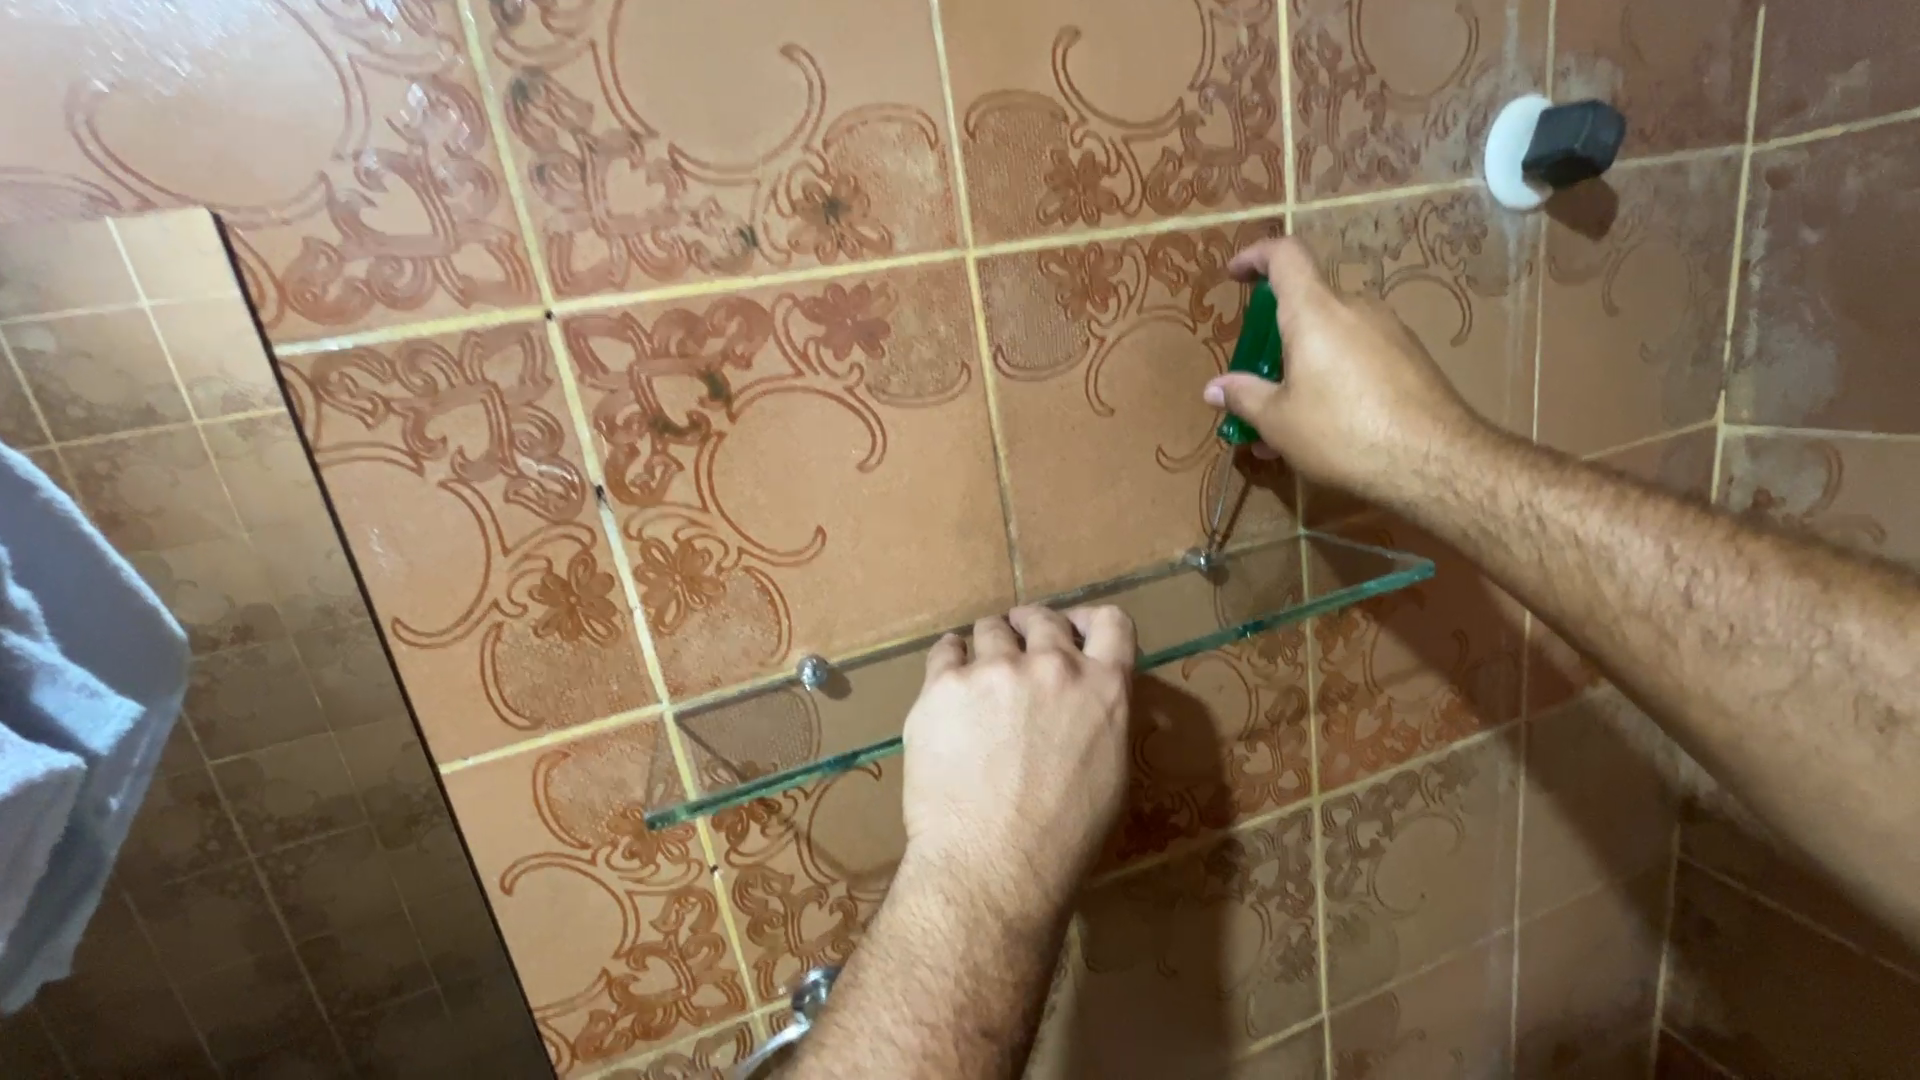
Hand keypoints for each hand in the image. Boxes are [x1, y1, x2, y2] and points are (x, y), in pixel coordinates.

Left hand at [900, 605, 1135, 915]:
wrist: (991, 865)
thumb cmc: (1062, 839)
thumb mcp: (1110, 775)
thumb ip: (1100, 719)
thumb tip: (1085, 700)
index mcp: (1104, 689)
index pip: (1112, 622)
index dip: (1088, 620)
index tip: (1072, 630)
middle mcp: (1053, 666)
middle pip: (1042, 619)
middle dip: (1031, 629)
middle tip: (1017, 650)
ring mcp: (996, 669)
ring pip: (990, 629)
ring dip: (989, 646)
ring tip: (978, 677)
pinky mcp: (946, 684)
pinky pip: (945, 650)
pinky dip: (950, 662)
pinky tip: (948, 688)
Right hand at [1204, 237, 1489, 504]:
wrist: (1432, 461)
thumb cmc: (1341, 432)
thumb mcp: (1277, 420)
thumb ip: (1243, 396)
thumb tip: (1214, 388)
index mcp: (1315, 313)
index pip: (1285, 257)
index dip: (1255, 256)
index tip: (1235, 274)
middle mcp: (1354, 310)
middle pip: (1305, 309)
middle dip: (1273, 344)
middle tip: (1254, 386)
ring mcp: (1388, 333)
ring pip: (1329, 340)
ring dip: (1300, 372)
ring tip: (1282, 424)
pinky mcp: (1409, 360)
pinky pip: (1356, 358)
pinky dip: (1330, 381)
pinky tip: (1321, 429)